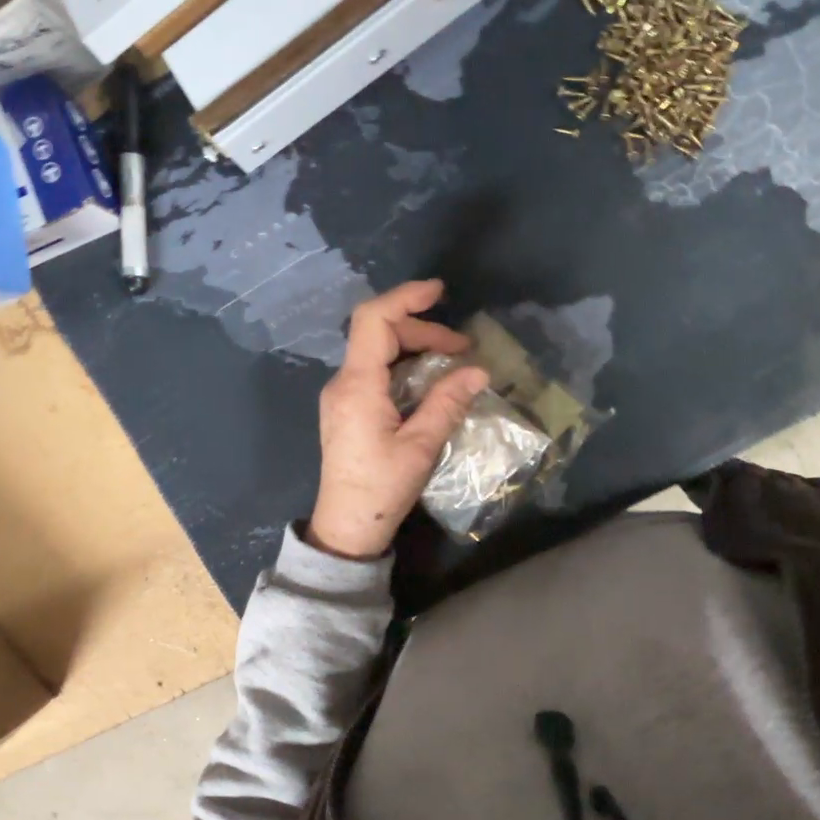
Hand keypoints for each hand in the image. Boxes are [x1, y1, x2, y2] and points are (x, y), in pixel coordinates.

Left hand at [308, 281, 489, 558]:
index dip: (405, 298)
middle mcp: (343, 383)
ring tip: (452, 363)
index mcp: (357, 385)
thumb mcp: (420, 446)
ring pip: (377, 354)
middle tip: (462, 349)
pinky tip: (429, 384)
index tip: (439, 292)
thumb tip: (478, 370)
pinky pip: (374, 374)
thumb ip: (447, 402)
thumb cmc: (381, 489)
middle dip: (422, 331)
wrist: (347, 527)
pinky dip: (403, 369)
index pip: (373, 320)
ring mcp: (342, 397)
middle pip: (379, 334)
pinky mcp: (347, 412)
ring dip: (415, 350)